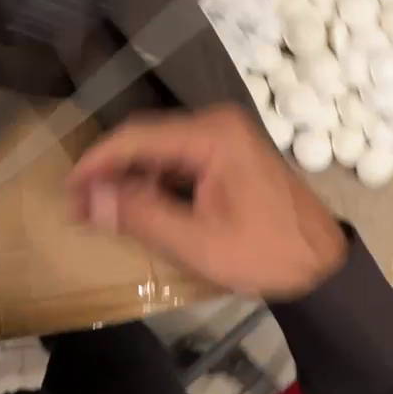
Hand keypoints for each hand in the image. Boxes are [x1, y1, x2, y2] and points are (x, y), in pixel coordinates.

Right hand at [67, 105, 344, 299]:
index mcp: (213, 135)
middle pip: (146, 139)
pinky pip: (177, 161)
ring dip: (128, 177)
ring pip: (159, 150)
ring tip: (97, 207)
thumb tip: (88, 199)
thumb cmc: (266, 254)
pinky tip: (133, 206)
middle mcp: (217, 125)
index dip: (97, 161)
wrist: (324, 269)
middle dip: (109, 171)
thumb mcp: (198, 242)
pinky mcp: (226, 156)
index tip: (67, 185)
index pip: (138, 136)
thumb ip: (140, 215)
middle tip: (76, 202)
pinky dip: (152, 182)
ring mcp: (224, 139)